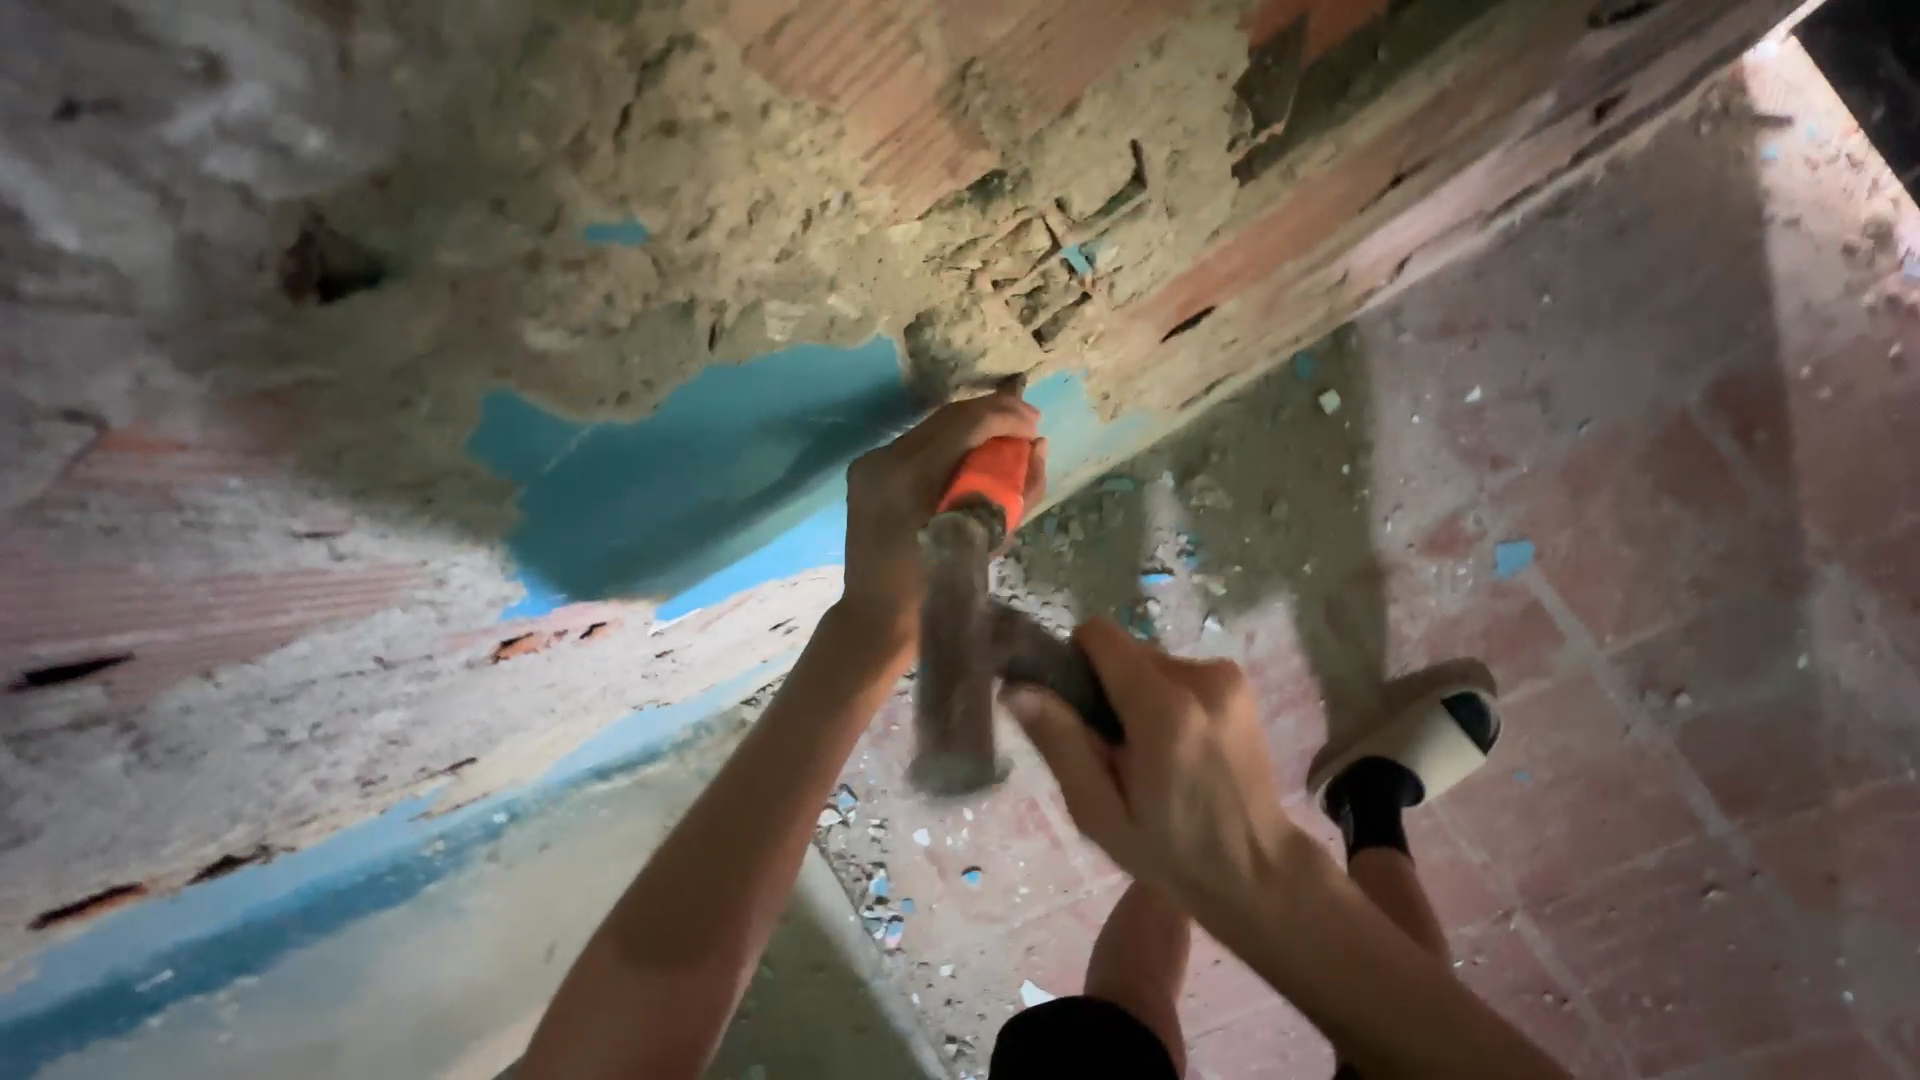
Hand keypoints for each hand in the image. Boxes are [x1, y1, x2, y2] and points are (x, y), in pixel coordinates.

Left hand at [839, 385, 1045, 645]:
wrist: (877, 616)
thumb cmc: (937, 590)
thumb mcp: (989, 540)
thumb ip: (1020, 489)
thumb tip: (1037, 446)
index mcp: (910, 476)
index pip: (966, 423)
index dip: (1007, 416)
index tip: (1035, 424)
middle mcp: (884, 458)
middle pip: (948, 416)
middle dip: (993, 414)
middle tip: (1028, 422)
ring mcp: (870, 463)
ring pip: (931, 428)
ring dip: (971, 427)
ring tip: (1006, 435)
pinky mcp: (866, 471)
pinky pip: (916, 446)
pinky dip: (949, 444)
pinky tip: (972, 453)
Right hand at [1001, 618, 1299, 911]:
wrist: (1257, 872)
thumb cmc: (1170, 852)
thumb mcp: (1099, 811)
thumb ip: (1060, 742)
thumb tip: (1016, 688)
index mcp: (1165, 709)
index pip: (1099, 636)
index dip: (1074, 662)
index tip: (1074, 708)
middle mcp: (1201, 678)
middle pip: (1124, 651)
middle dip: (1107, 688)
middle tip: (1112, 749)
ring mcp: (1227, 678)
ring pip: (1150, 662)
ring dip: (1136, 694)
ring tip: (1147, 754)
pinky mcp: (1239, 684)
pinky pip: (1177, 673)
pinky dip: (1164, 699)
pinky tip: (1175, 748)